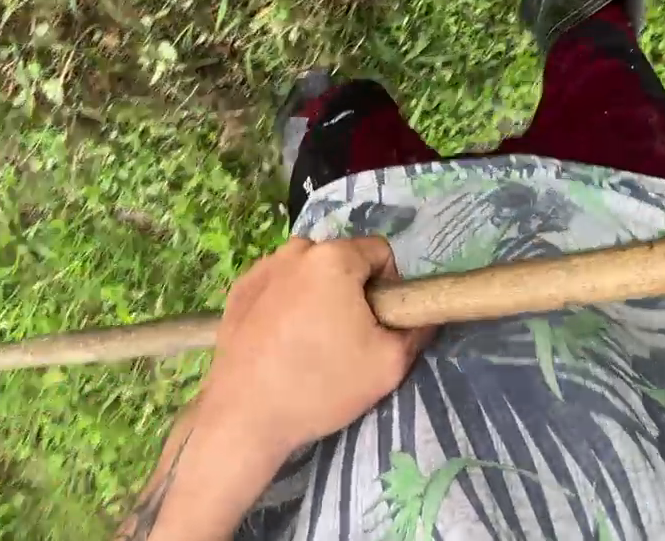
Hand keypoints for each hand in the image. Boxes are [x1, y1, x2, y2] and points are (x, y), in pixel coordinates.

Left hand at [195, 236, 433, 461]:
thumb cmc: (321, 384)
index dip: (388, 286)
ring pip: (308, 271)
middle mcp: (297, 249)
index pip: (379, 252)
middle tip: (343, 338)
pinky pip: (279, 284)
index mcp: (335, 256)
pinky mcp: (239, 288)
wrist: (244, 416)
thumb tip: (425, 314)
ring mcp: (263, 266)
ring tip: (309, 343)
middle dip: (350, 290)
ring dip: (317, 294)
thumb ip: (417, 329)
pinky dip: (286, 303)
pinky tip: (280, 342)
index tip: (377, 322)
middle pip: (342, 260)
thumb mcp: (390, 364)